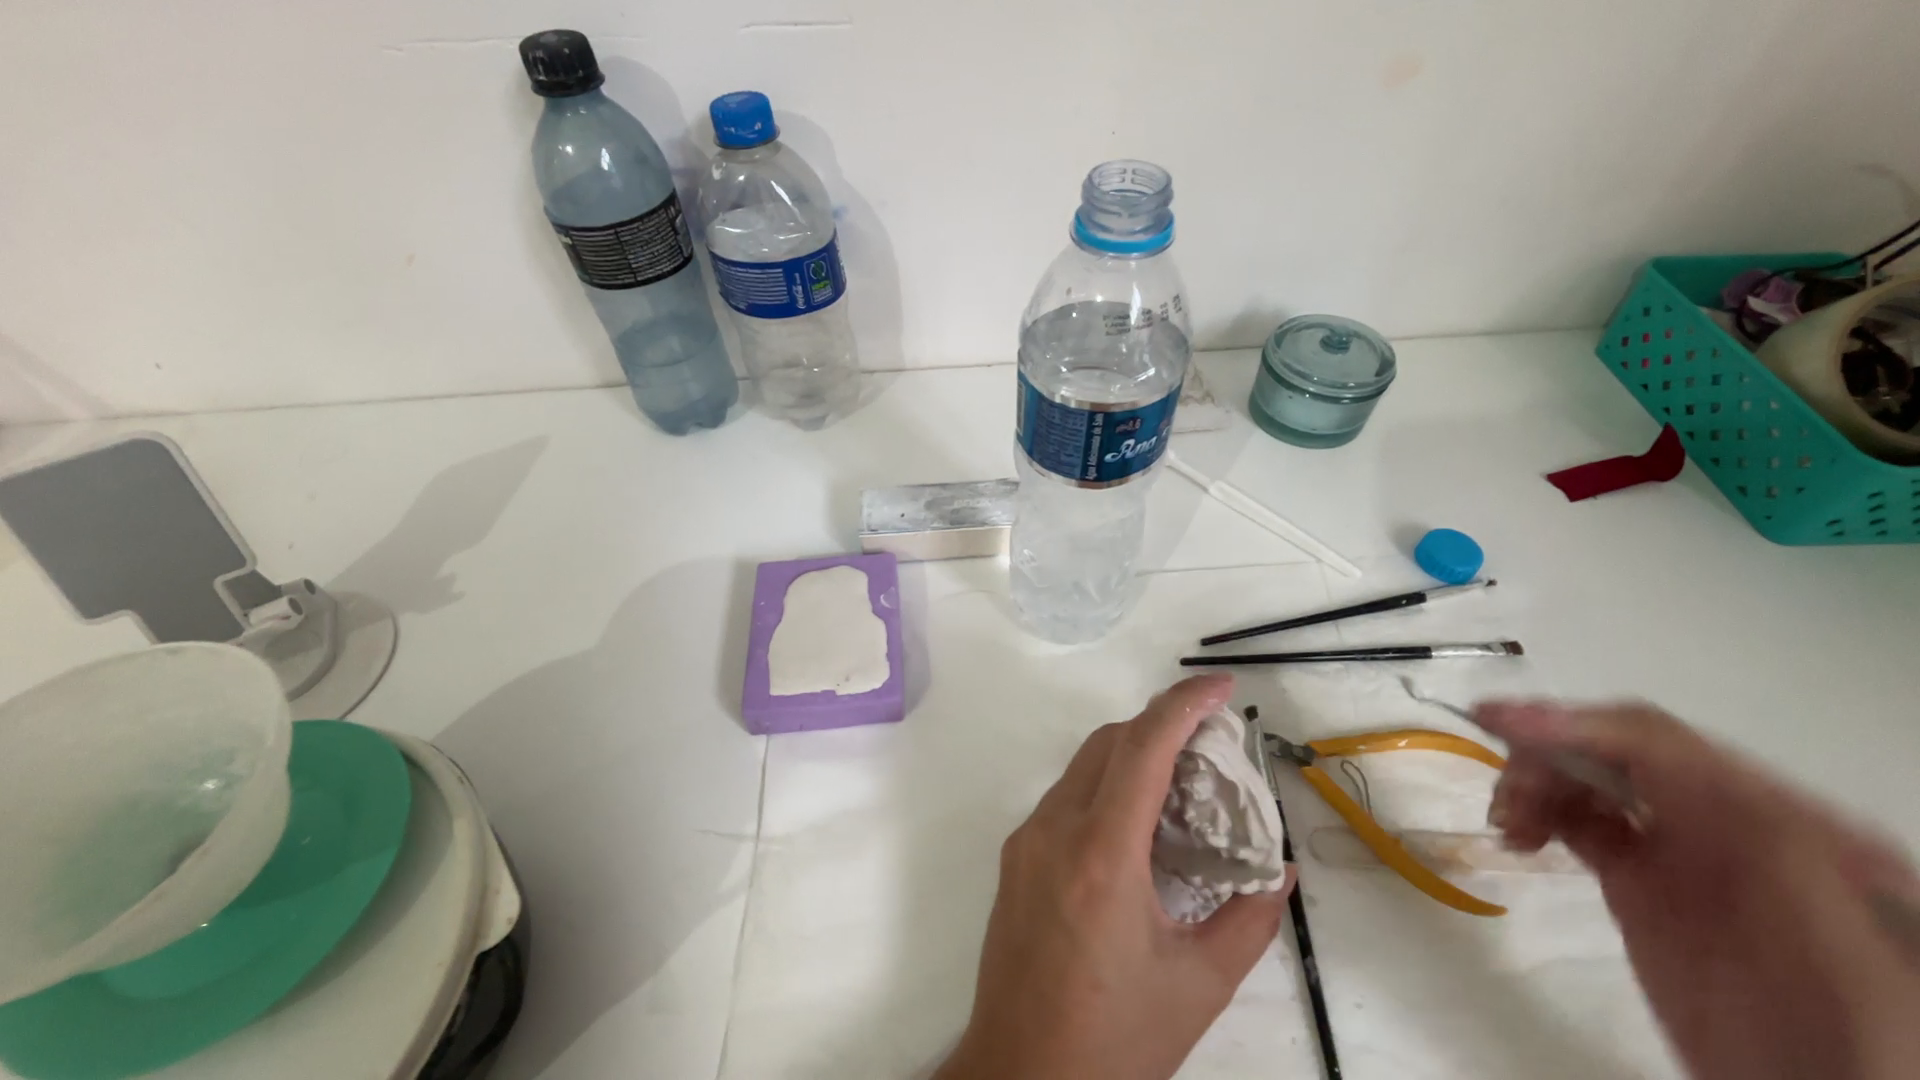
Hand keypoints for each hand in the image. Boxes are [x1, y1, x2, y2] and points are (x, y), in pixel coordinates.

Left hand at [935, 674, 1293, 1079]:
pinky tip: (1138, 826)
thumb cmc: (1113, 1039)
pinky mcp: (1013, 860)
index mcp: (1101, 854)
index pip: (1143, 748)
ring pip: (1082, 767)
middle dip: (1161, 724)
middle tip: (1214, 742)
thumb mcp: (1198, 985)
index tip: (1222, 686)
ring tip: (1184, 783)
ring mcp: (1025, 842)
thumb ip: (1248, 920)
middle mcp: (1053, 831)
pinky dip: (1106, 788)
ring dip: (1132, 755)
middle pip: (1108, 744)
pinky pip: (1064, 798)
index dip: (1184, 704)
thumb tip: (1276, 872)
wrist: (1019, 1077)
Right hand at [1477, 701, 1919, 1079]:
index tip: (1496, 722)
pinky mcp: (1646, 887)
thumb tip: (1658, 772)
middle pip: (1612, 752)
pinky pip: (1583, 823)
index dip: (1575, 724)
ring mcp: (1682, 855)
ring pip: (1588, 782)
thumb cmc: (1850, 1030)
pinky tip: (1518, 833)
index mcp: (1776, 815)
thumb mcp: (1821, 925)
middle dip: (1543, 757)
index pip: (1658, 741)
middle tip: (1502, 801)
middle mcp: (1723, 820)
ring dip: (1534, 784)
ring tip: (1506, 824)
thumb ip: (1746, 835)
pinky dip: (1540, 813)